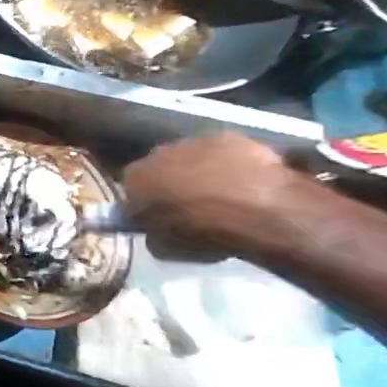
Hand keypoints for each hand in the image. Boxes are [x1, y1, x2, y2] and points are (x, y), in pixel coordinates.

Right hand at [121, 134, 307, 261]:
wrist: (254, 211)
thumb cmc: (201, 234)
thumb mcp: (164, 249)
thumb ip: (154, 232)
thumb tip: (158, 228)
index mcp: (135, 179)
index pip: (132, 188)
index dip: (147, 202)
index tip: (160, 216)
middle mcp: (157, 153)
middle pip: (161, 167)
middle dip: (173, 182)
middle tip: (193, 206)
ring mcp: (194, 141)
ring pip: (193, 157)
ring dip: (202, 173)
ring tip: (226, 197)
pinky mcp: (230, 137)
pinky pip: (225, 152)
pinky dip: (232, 165)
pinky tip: (249, 184)